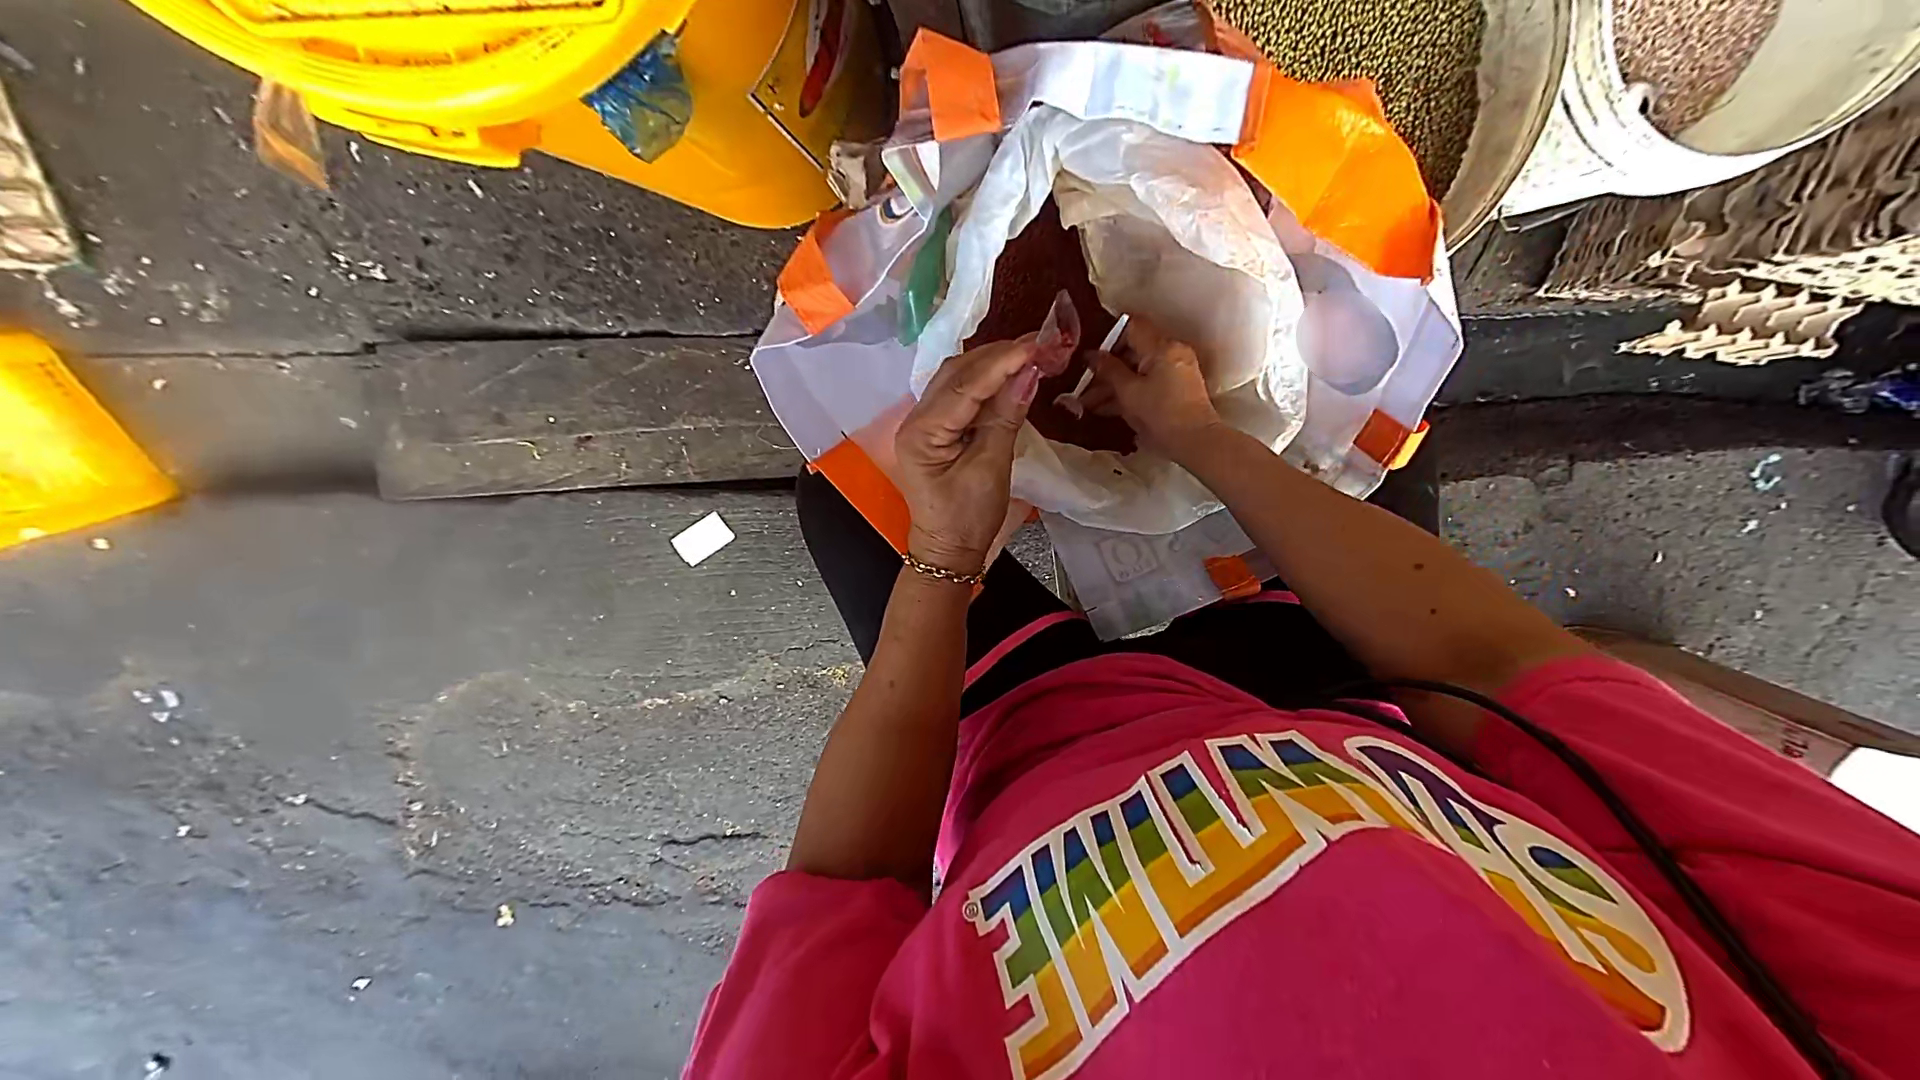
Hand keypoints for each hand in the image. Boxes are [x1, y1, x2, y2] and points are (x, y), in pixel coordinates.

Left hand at [894, 339, 1041, 574]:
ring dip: (994, 361)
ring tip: (1032, 352)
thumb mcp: (991, 469)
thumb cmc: (967, 518)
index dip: (1003, 361)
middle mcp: (915, 418)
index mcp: (922, 432)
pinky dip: (987, 378)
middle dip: (1001, 355)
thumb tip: (1030, 373)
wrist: (948, 549)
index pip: (964, 385)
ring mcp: (923, 419)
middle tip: (1043, 343)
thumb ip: (1006, 417)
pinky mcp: (936, 425)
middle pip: (958, 372)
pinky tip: (1011, 371)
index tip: (1039, 344)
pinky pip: (961, 391)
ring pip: (958, 376)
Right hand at [1080, 317, 1224, 461]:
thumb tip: (1092, 355)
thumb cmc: (1160, 414)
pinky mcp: (1176, 389)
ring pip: (1138, 370)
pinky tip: (1105, 409)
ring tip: (1088, 402)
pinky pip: (1147, 383)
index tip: (1090, 351)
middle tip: (1084, 382)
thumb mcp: (1128, 392)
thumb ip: (1109, 370)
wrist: (1195, 442)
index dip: (1108, 334)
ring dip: (1114, 384)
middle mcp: (1172, 352)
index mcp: (1162, 347)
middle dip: (1107, 367)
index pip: (1132, 325)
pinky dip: (1129, 392)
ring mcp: (1175, 371)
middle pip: (1133, 350)